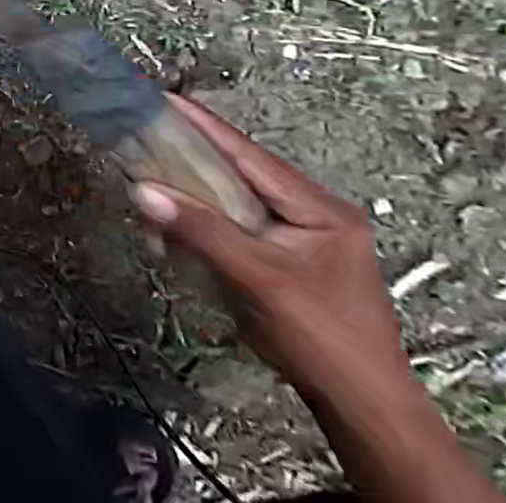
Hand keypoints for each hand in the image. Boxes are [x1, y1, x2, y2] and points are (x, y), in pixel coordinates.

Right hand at [130, 94, 413, 408]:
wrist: (363, 407)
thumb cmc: (323, 337)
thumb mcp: (257, 277)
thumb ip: (199, 229)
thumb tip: (142, 190)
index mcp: (320, 210)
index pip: (249, 155)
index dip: (204, 126)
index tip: (166, 98)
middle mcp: (311, 215)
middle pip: (237, 175)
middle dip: (188, 164)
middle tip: (145, 142)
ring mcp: (297, 239)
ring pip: (230, 204)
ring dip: (189, 202)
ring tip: (150, 194)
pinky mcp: (281, 261)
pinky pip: (230, 229)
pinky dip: (198, 228)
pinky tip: (172, 236)